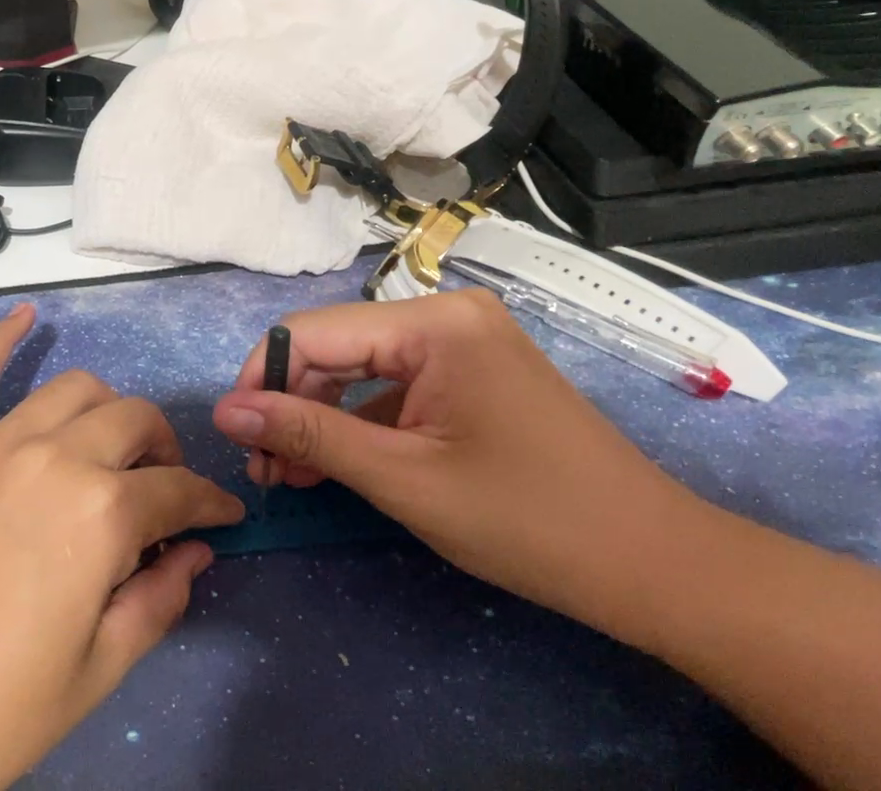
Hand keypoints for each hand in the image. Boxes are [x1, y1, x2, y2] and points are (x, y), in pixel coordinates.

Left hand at [0, 304, 241, 788]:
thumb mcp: (100, 669)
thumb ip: (160, 598)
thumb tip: (195, 550)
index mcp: (102, 515)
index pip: (179, 490)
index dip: (211, 504)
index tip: (223, 518)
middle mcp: (53, 458)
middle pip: (134, 421)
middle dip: (164, 452)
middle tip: (163, 493)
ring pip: (72, 389)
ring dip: (107, 410)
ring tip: (109, 447)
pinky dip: (1, 338)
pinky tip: (25, 315)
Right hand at [211, 290, 710, 633]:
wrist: (655, 566)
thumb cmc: (527, 521)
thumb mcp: (402, 478)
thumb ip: (308, 435)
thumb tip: (226, 411)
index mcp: (435, 323)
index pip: (311, 332)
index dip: (261, 381)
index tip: (234, 438)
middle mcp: (447, 315)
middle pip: (334, 348)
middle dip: (289, 406)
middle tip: (261, 468)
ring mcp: (464, 344)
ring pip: (358, 370)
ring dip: (318, 419)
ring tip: (287, 475)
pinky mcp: (472, 374)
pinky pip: (393, 387)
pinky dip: (358, 425)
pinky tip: (333, 466)